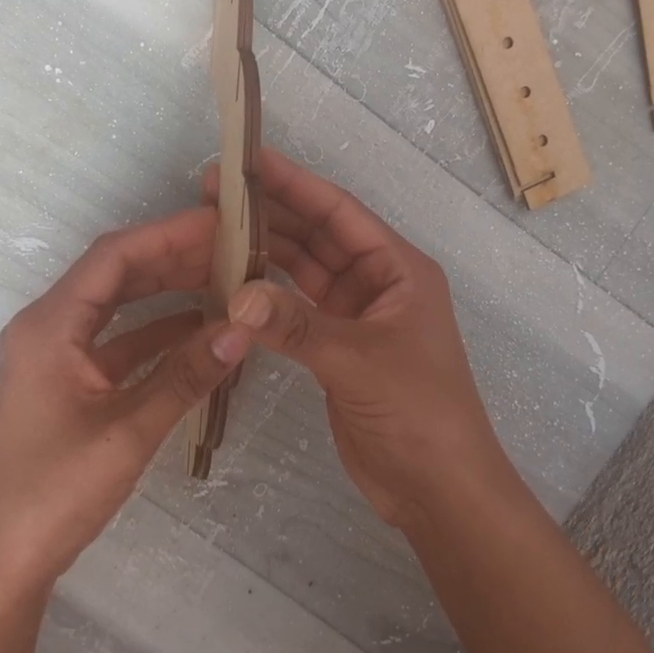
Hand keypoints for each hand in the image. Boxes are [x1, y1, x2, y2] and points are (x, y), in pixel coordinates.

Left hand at [0, 207, 252, 652]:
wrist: (2, 561)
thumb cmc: (56, 491)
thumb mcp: (128, 430)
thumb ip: (185, 375)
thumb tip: (242, 329)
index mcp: (49, 324)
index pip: (114, 256)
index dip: (168, 234)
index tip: (219, 223)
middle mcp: (45, 327)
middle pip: (114, 274)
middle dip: (172, 259)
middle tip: (231, 251)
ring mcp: (52, 355)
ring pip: (115, 306)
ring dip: (165, 293)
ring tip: (222, 281)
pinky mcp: (63, 381)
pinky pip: (113, 341)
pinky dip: (153, 333)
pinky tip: (196, 331)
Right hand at [205, 148, 511, 528]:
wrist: (440, 491)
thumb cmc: (419, 413)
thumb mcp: (360, 361)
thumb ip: (297, 325)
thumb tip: (235, 294)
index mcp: (398, 269)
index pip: (338, 211)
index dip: (294, 183)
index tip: (248, 161)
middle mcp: (376, 282)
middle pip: (316, 234)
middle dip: (270, 211)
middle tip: (213, 192)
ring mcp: (354, 315)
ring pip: (302, 269)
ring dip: (263, 250)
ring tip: (213, 229)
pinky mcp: (334, 347)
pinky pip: (293, 307)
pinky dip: (264, 294)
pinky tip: (230, 282)